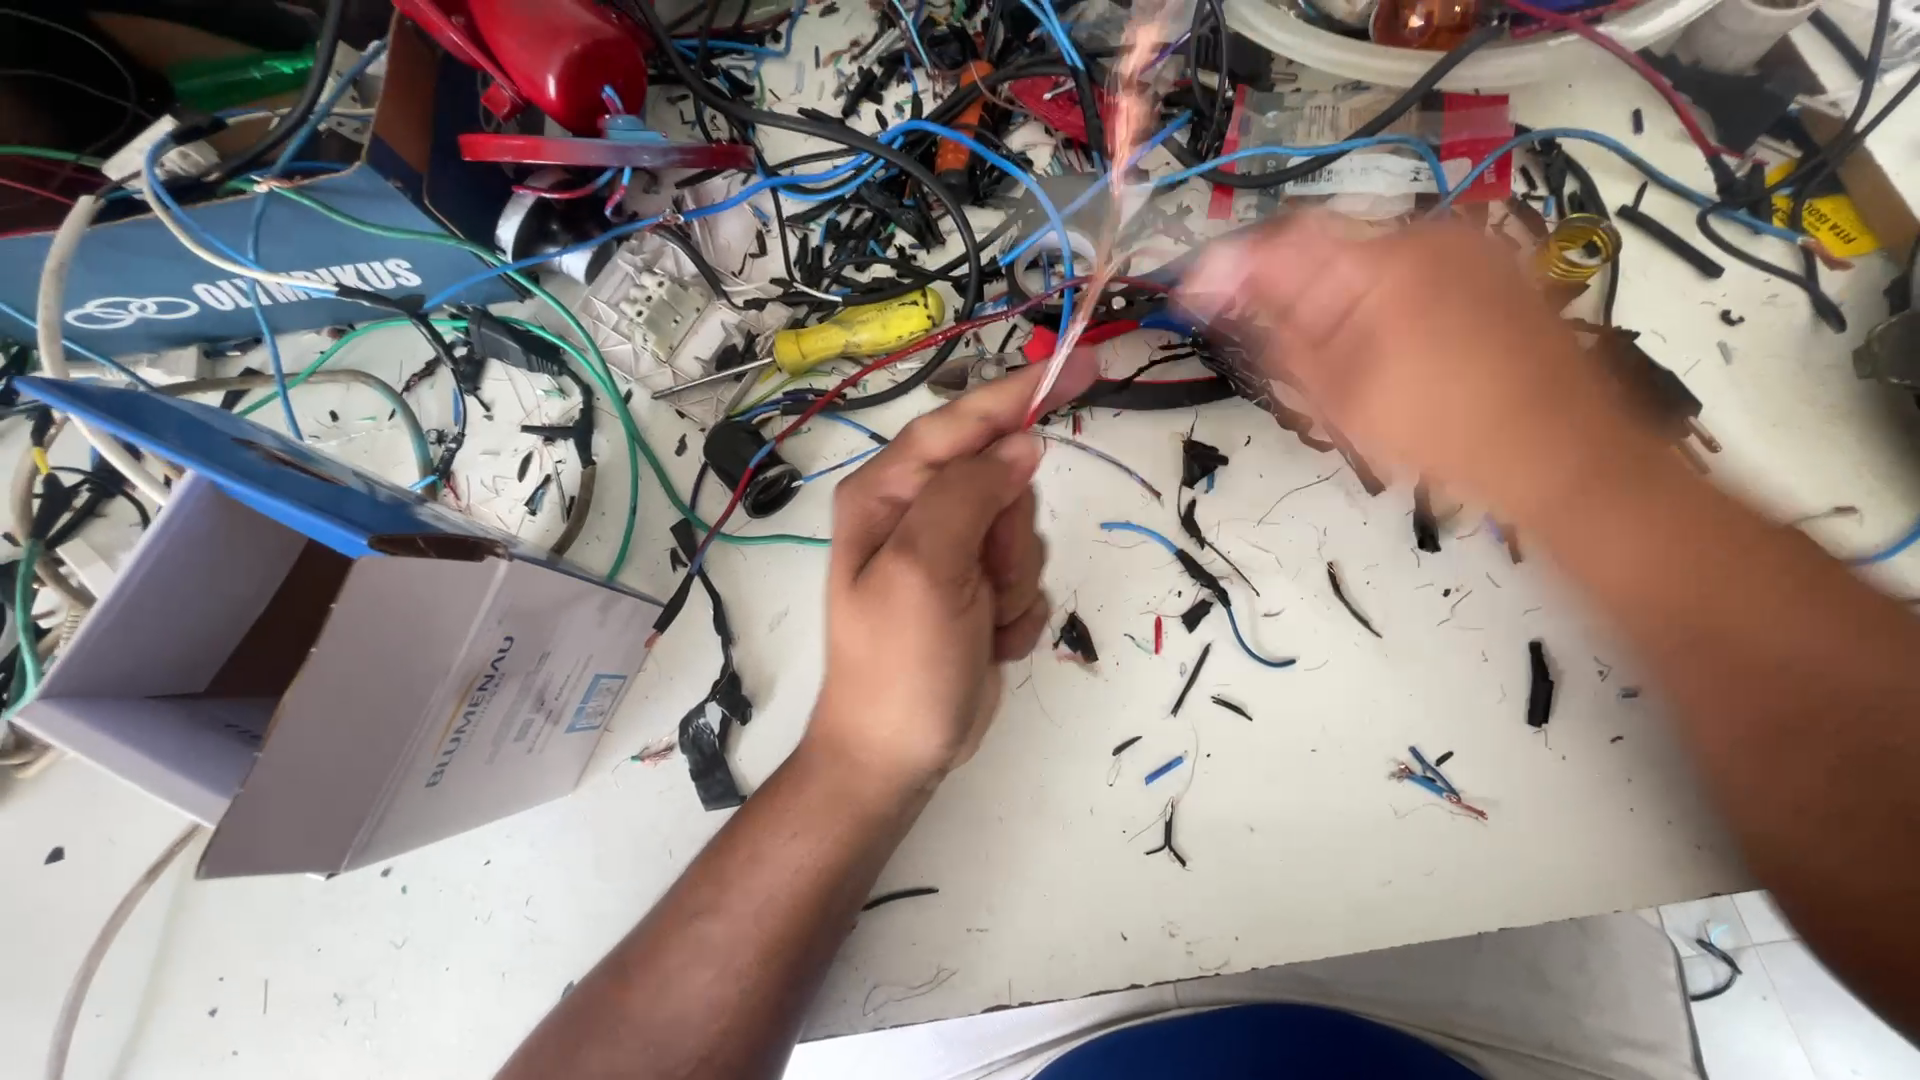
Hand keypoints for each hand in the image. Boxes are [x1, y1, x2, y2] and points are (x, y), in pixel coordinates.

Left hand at [807, 353, 1097, 787]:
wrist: (898, 754)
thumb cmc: (898, 663)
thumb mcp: (924, 570)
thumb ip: (969, 494)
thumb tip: (1019, 444)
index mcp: (888, 495)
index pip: (959, 425)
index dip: (1017, 394)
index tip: (1081, 367)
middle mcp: (919, 514)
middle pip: (1004, 482)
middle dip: (1008, 537)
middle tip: (982, 582)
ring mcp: (954, 555)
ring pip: (1025, 533)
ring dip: (1014, 583)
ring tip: (978, 621)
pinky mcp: (980, 591)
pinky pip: (1028, 578)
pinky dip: (1017, 613)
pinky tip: (985, 640)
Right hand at [1180, 213, 1649, 518]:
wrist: (1564, 453)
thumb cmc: (1441, 432)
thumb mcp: (1338, 392)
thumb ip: (1276, 332)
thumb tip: (1224, 291)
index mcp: (1383, 262)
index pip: (1282, 242)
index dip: (1229, 267)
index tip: (1193, 295)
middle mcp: (1427, 235)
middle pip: (1325, 250)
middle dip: (1286, 293)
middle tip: (1270, 348)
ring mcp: (1468, 249)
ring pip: (1367, 265)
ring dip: (1330, 303)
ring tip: (1332, 366)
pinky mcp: (1493, 271)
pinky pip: (1409, 275)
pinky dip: (1374, 306)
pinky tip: (1380, 357)